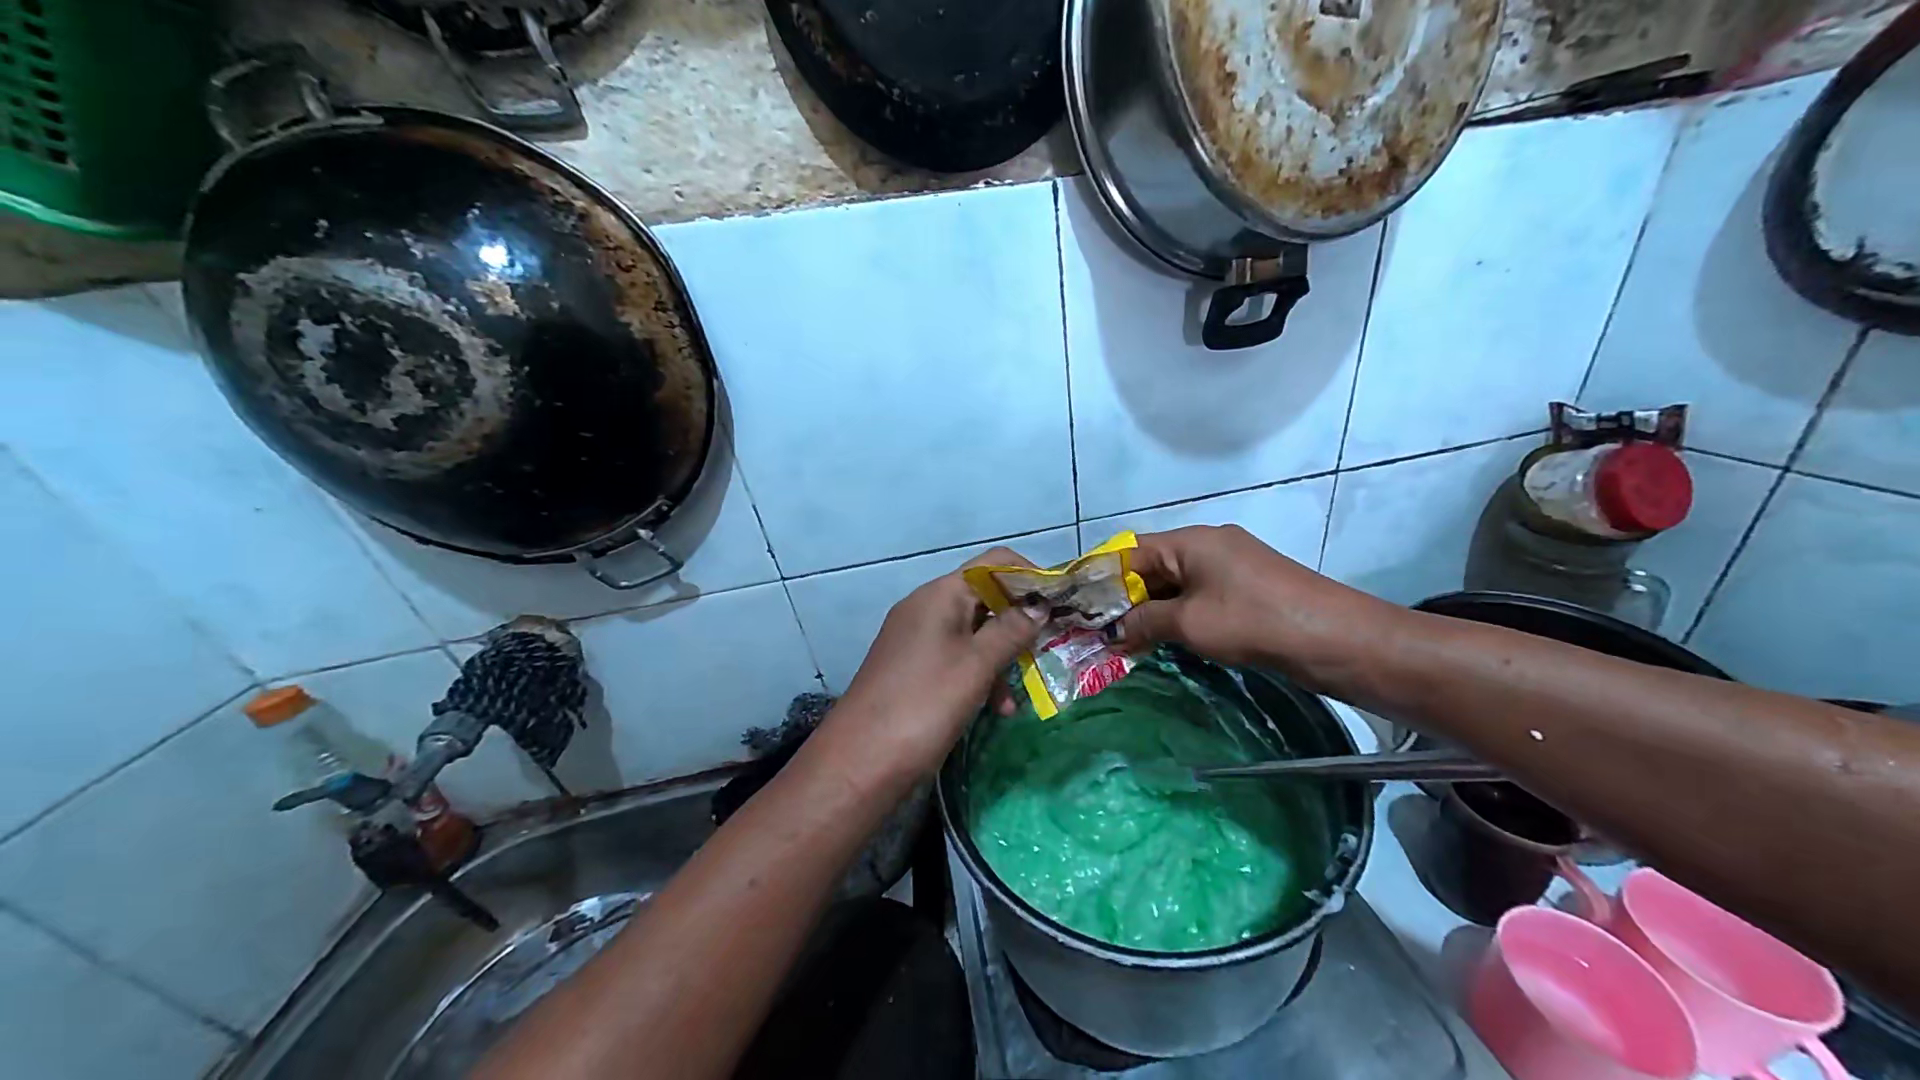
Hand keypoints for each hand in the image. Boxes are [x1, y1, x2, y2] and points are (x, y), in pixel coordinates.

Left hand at [826, 548, 1043, 781]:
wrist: (860, 761)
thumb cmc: (925, 703)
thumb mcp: (977, 665)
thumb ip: (1012, 630)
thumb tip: (1039, 603)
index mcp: (940, 594)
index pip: (994, 564)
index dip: (1030, 578)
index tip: (1061, 605)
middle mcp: (927, 608)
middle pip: (986, 598)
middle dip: (1020, 623)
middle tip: (1051, 649)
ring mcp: (918, 639)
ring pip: (975, 634)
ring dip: (1003, 658)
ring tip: (1021, 696)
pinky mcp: (914, 669)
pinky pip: (958, 659)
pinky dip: (981, 677)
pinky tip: (999, 710)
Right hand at [1113, 525, 1399, 686]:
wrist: (1333, 639)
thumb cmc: (1252, 620)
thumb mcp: (1189, 622)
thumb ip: (1144, 623)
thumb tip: (1112, 633)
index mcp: (1190, 541)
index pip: (1129, 552)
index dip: (1100, 578)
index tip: (1076, 606)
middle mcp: (1206, 545)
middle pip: (1150, 567)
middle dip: (1122, 599)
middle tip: (1093, 630)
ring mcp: (1227, 568)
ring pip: (1172, 585)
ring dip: (1147, 611)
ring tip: (1118, 640)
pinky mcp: (1243, 590)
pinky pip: (1195, 597)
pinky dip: (1173, 616)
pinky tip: (1156, 640)